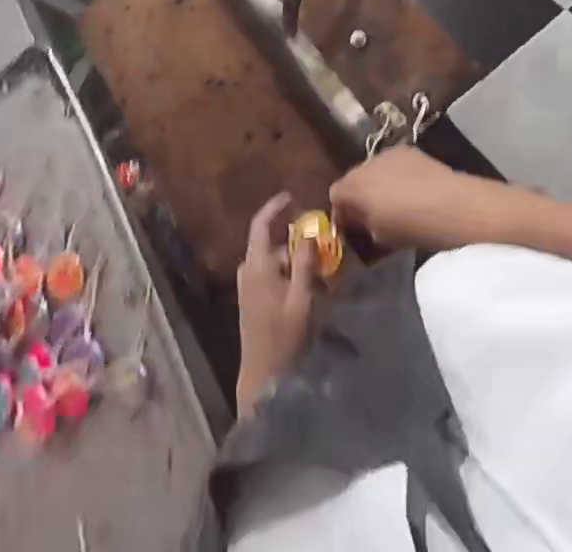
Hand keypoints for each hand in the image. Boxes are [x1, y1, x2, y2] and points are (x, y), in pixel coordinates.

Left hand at [235, 192, 317, 417]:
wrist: (262, 375)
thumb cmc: (283, 337)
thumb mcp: (301, 299)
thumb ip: (306, 264)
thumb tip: (308, 233)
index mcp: (256, 266)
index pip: (260, 225)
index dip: (274, 207)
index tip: (292, 196)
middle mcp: (247, 270)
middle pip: (272, 244)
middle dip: (297, 243)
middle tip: (324, 245)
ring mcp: (248, 285)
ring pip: (274, 261)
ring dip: (297, 262)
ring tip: (324, 274)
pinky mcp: (252, 298)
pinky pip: (272, 275)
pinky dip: (290, 275)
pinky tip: (311, 290)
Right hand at [331, 146, 528, 249]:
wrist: (459, 207)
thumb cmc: (415, 228)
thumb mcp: (382, 237)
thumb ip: (363, 227)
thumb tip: (362, 222)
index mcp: (353, 186)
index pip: (334, 196)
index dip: (342, 214)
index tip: (353, 229)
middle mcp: (365, 164)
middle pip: (353, 180)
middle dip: (359, 197)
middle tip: (373, 218)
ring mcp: (388, 154)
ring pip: (373, 171)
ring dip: (378, 186)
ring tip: (396, 205)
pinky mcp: (410, 151)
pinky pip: (393, 166)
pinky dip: (396, 177)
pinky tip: (414, 192)